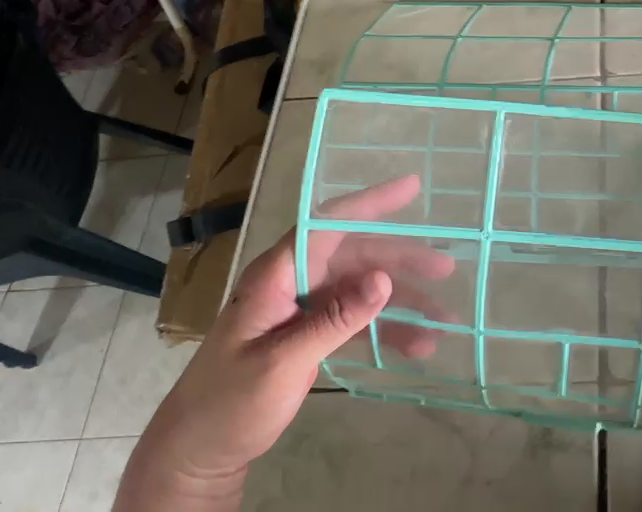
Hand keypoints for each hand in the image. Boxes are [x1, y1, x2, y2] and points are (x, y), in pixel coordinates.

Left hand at [119, 174, 454, 509]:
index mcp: (276, 275)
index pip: (328, 224)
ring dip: (402, 302)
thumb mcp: (282, 362)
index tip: (412, 188)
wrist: (195, 453)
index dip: (370, 203)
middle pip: (356, 255)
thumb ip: (334, 319)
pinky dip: (387, 330)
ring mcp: (304, 308)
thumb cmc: (228, 402)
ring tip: (442, 320)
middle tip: (446, 266)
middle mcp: (293, 281)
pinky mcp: (311, 335)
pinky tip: (417, 345)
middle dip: (402, 259)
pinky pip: (357, 320)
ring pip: (363, 289)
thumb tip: (385, 279)